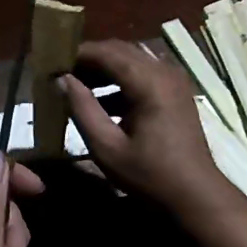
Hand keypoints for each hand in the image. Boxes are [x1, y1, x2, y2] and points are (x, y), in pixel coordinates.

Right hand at [60, 40, 233, 213]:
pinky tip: (99, 102)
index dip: (76, 54)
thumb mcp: (107, 147)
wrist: (195, 195)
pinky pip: (143, 75)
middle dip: (88, 59)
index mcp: (149, 82)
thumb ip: (82, 109)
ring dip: (103, 69)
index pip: (106, 52)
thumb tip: (61, 80)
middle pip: (120, 51)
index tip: (50, 63)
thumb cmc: (149, 175)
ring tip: (74, 86)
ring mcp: (174, 80)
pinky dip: (119, 82)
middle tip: (59, 73)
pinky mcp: (175, 93)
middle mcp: (164, 71)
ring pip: (131, 61)